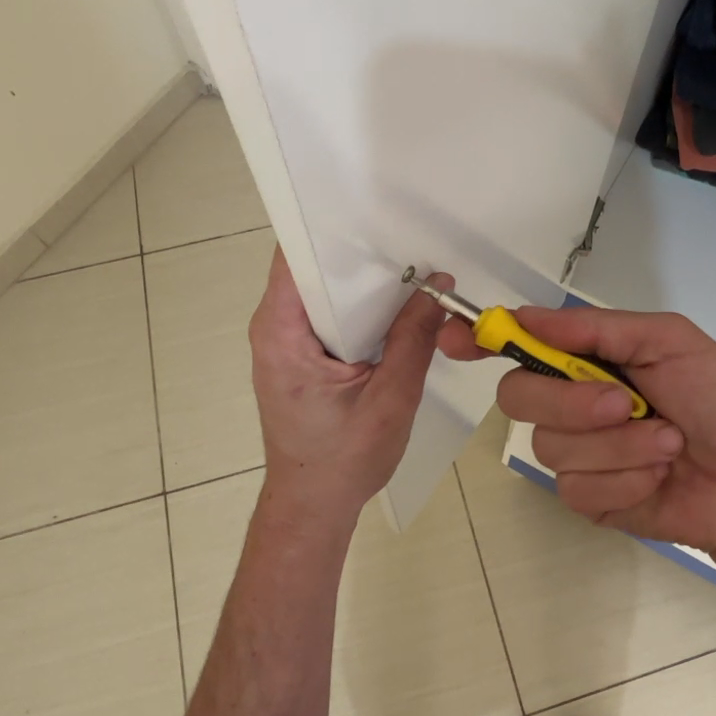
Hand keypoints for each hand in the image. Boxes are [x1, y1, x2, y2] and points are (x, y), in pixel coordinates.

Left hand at [248, 249, 448, 526]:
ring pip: (326, 289)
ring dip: (365, 279)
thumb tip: (439, 285)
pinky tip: (399, 301)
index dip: (330, 228)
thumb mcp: (390, 399)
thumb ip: (413, 339)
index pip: (295, 257)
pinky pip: (332, 312)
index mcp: (282, 333)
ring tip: (411, 260)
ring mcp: (287, 340)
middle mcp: (276, 328)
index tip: (372, 210)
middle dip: (359, 250)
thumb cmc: (342, 461)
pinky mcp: (303, 353)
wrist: (315, 505)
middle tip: (408, 233)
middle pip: (313, 267)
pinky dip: (362, 305)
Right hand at [438, 307, 715, 552]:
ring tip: (668, 444)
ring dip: (619, 446)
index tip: (457, 339)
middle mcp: (572, 401)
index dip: (483, 340)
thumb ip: (598, 329)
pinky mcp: (589, 498)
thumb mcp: (670, 342)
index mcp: (589, 359)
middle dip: (570, 401)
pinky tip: (658, 477)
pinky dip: (625, 479)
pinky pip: (576, 487)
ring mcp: (578, 453)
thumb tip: (527, 315)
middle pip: (517, 395)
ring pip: (551, 446)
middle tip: (624, 404)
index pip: (520, 345)